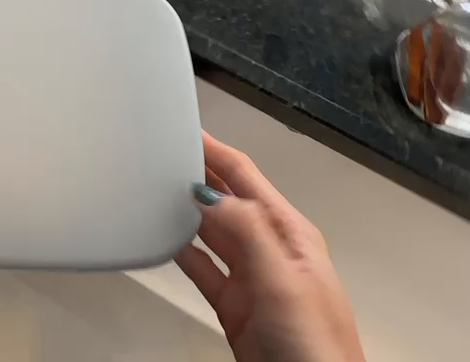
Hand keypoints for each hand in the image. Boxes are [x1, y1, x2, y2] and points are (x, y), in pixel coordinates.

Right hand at [175, 131, 364, 361]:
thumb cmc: (315, 348)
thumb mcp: (283, 281)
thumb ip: (246, 230)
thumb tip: (206, 192)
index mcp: (289, 232)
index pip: (244, 176)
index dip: (214, 150)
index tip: (184, 129)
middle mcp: (269, 247)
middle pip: (226, 197)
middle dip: (197, 172)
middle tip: (161, 152)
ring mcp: (250, 277)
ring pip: (210, 229)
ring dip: (185, 208)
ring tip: (154, 185)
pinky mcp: (234, 304)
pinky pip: (201, 265)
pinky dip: (180, 249)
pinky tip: (161, 236)